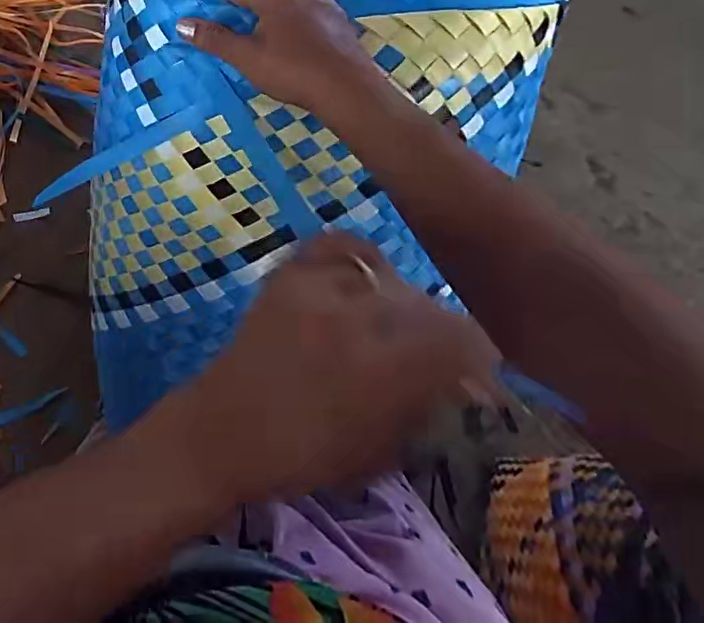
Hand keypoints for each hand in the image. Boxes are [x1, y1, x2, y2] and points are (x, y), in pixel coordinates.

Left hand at [135, 232, 498, 505]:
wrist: (224, 429)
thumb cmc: (305, 455)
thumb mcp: (382, 449)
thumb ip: (425, 404)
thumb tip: (462, 378)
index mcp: (382, 372)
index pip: (458, 339)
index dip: (480, 355)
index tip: (479, 371)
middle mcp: (353, 320)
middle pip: (425, 306)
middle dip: (444, 333)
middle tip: (439, 354)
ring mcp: (315, 290)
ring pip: (385, 278)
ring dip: (402, 302)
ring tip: (396, 324)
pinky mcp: (286, 277)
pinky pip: (334, 247)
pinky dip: (356, 258)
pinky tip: (363, 278)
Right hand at [176, 0, 389, 115]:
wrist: (349, 89)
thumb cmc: (293, 71)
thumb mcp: (246, 58)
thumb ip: (213, 38)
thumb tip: (181, 23)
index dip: (218, 11)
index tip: (219, 36)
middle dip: (244, 14)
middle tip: (243, 47)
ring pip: (281, 1)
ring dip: (269, 19)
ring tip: (268, 50)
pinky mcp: (335, 13)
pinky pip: (302, 11)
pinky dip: (292, 23)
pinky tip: (295, 49)